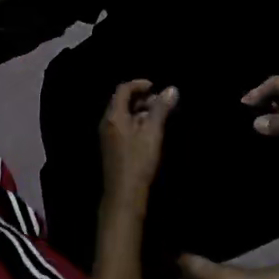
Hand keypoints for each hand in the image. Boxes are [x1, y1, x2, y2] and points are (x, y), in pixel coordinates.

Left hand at [98, 80, 177, 206]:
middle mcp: (107, 122)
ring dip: (140, 111)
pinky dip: (136, 122)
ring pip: (123, 115)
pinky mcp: (112, 147)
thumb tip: (171, 89)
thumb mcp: (152, 133)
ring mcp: (108, 135)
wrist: (124, 194)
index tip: (156, 87)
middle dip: (141, 98)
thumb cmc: (138, 160)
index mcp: (113, 116)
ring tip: (159, 116)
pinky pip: (123, 126)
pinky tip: (150, 132)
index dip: (139, 84)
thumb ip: (160, 110)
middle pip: (122, 101)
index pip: (123, 90)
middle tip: (160, 102)